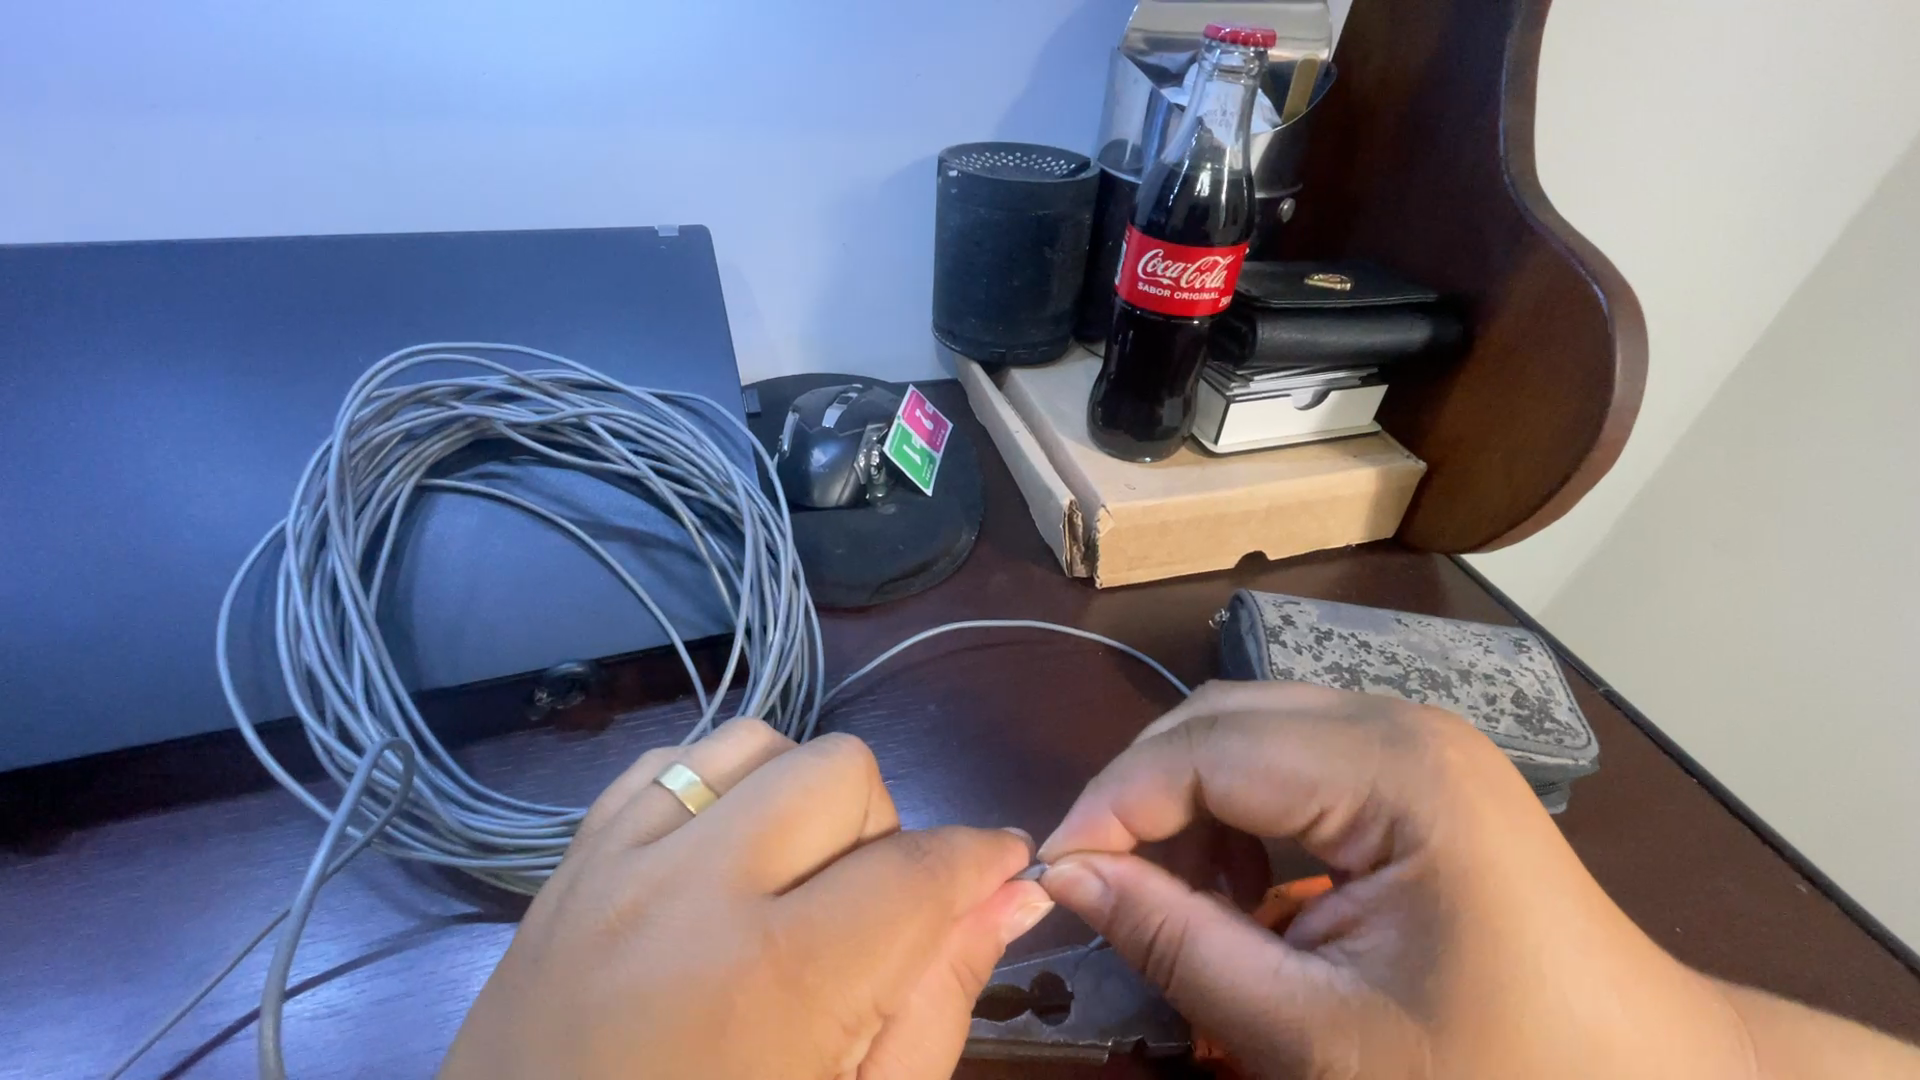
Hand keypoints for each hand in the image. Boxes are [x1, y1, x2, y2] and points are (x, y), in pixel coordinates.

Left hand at [442, 718, 1051, 1079]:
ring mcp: (615, 863)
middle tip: (857, 918)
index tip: (1005, 865)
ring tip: (783, 884)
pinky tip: (716, 862)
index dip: (981, 859)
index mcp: (772, 979)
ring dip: (796, 799)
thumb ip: (939, 998)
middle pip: (840, 767)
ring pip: (756, 741)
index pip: (916, 869)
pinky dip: (718, 791)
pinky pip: (672, 761)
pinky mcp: (569, 861)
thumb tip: (1010, 892)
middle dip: (877, 832)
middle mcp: (690, 889)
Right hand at [1036, 681, 1756, 1078]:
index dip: (1112, 806)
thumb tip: (1066, 876)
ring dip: (1183, 799)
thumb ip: (1175, 942)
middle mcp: (1391, 717)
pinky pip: (1278, 751)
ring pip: (1237, 728)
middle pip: (1213, 721)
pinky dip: (1231, 804)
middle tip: (1100, 881)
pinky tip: (1240, 879)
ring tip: (1178, 894)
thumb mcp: (1316, 1039)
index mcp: (1389, 769)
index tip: (1054, 873)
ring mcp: (1402, 729)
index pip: (1202, 752)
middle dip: (1140, 795)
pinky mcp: (1402, 756)